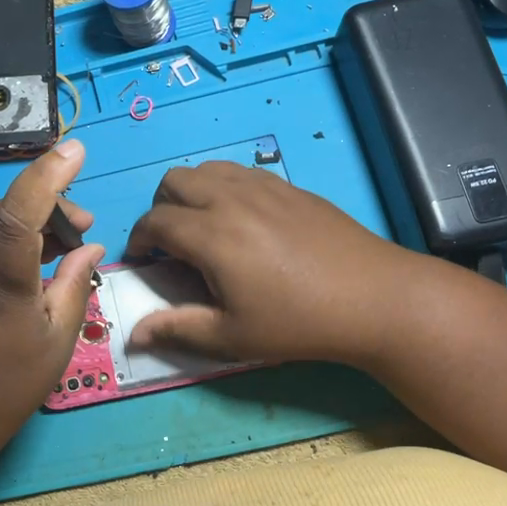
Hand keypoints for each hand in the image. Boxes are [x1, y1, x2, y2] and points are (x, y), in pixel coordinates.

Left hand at [0, 140, 107, 479]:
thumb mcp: (52, 345)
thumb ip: (74, 287)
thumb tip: (90, 247)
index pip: (23, 210)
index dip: (49, 175)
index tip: (76, 150)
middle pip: (8, 211)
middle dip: (49, 207)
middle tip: (83, 231)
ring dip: (25, 225)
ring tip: (56, 252)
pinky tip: (17, 271)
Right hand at [124, 161, 435, 367]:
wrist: (374, 298)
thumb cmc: (298, 322)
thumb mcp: (233, 336)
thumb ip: (179, 329)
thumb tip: (133, 333)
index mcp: (211, 235)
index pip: (154, 222)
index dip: (138, 240)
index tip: (142, 261)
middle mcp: (230, 199)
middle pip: (173, 181)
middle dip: (160, 208)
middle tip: (171, 243)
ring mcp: (262, 187)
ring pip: (205, 169)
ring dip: (189, 192)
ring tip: (202, 226)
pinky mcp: (288, 186)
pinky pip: (238, 171)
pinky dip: (222, 186)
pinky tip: (240, 219)